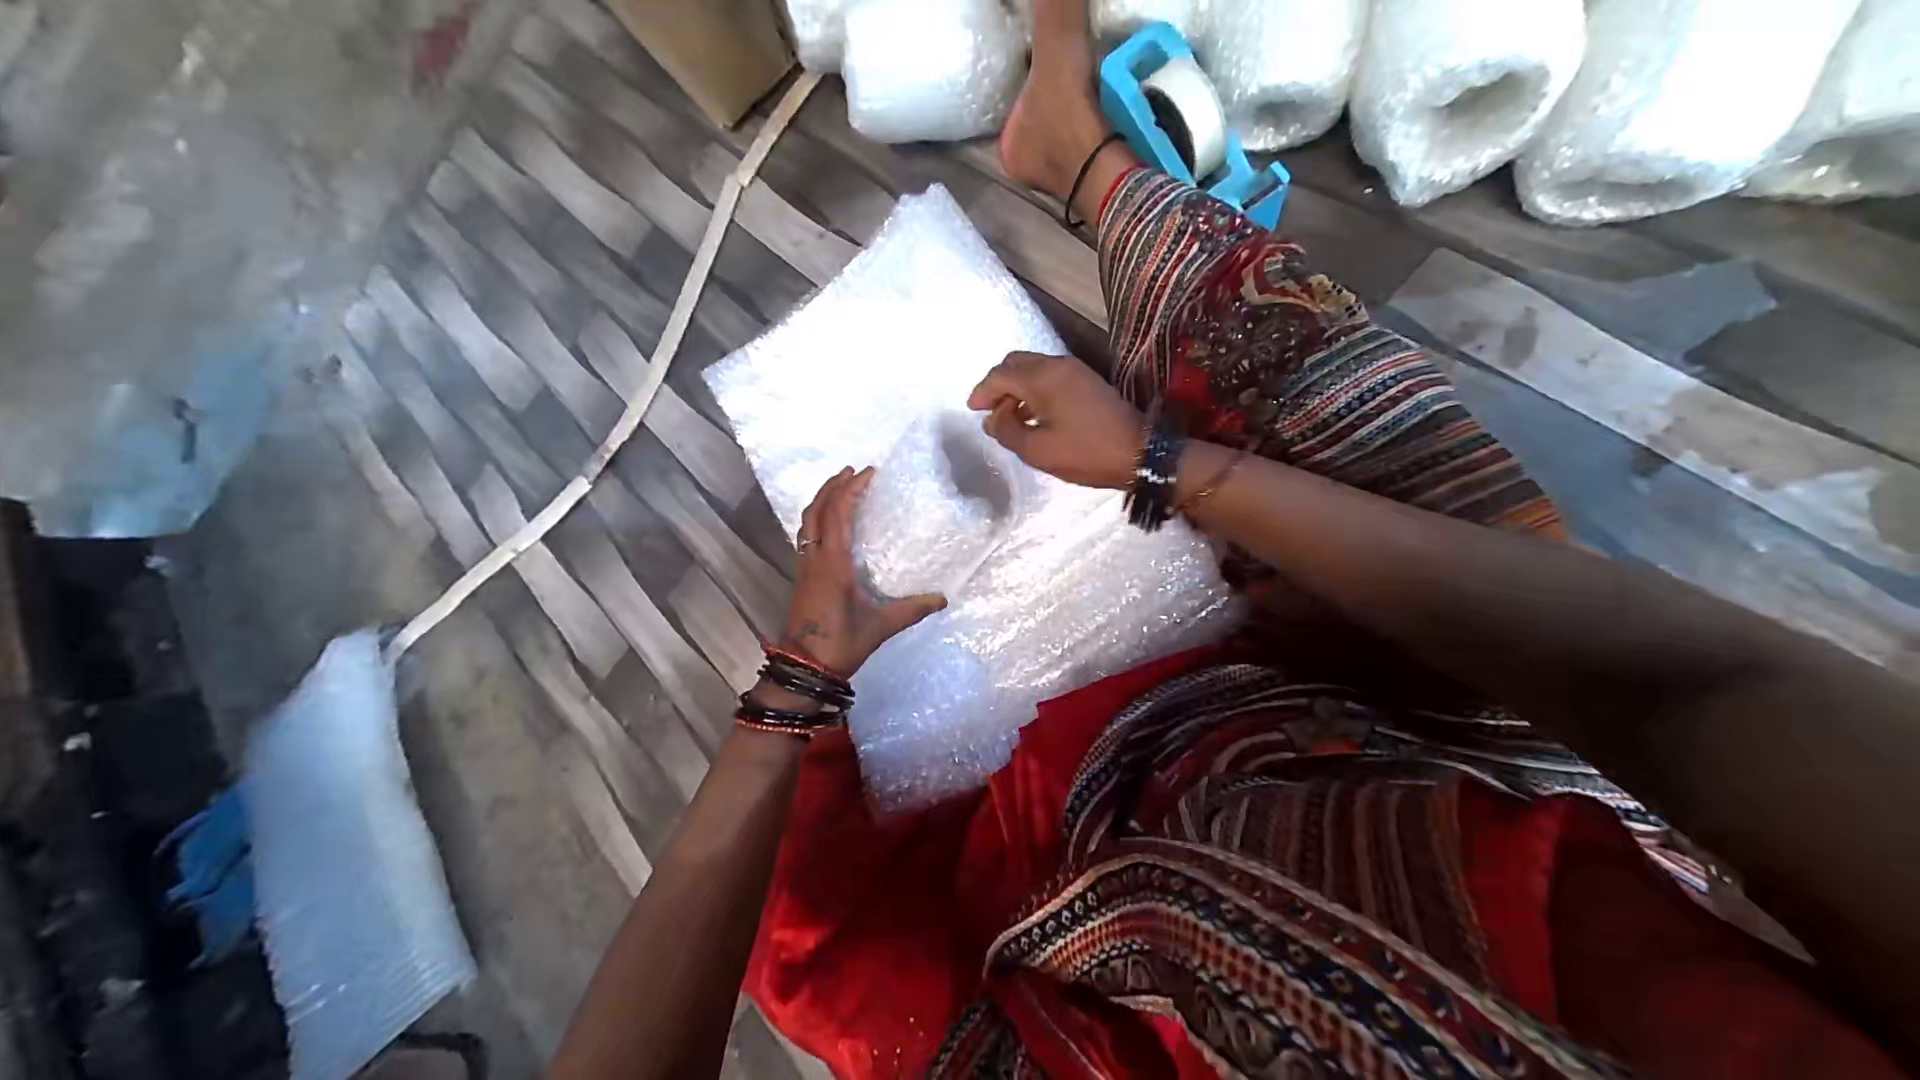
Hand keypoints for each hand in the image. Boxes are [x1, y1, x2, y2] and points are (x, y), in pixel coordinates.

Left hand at [781, 466, 946, 677]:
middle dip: (832, 487)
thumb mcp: (882, 626)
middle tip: (852, 471)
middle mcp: (815, 559)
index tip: (867, 473)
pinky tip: (830, 523)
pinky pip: (806, 536)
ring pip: (807, 522)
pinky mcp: (802, 577)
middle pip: (817, 511)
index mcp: (833, 564)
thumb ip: (913, 610)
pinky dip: (817, 519)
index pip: (838, 514)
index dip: (850, 490)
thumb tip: (943, 599)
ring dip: (822, 501)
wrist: (804, 668)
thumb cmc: (842, 643)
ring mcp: (805, 567)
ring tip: (840, 488)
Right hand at [967, 352, 1141, 488]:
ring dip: (1016, 387)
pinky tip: (1033, 413)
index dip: (982, 391)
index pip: (1000, 374)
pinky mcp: (1087, 380)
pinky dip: (1033, 389)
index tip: (973, 410)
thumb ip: (1007, 431)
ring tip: (1009, 416)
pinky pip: (1049, 375)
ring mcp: (1075, 370)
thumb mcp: (1037, 450)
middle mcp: (1058, 365)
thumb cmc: (1085, 453)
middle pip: (1015, 363)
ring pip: (1033, 368)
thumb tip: (992, 418)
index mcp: (1043, 378)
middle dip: (997, 384)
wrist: (1140, 452)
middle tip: (989, 410)